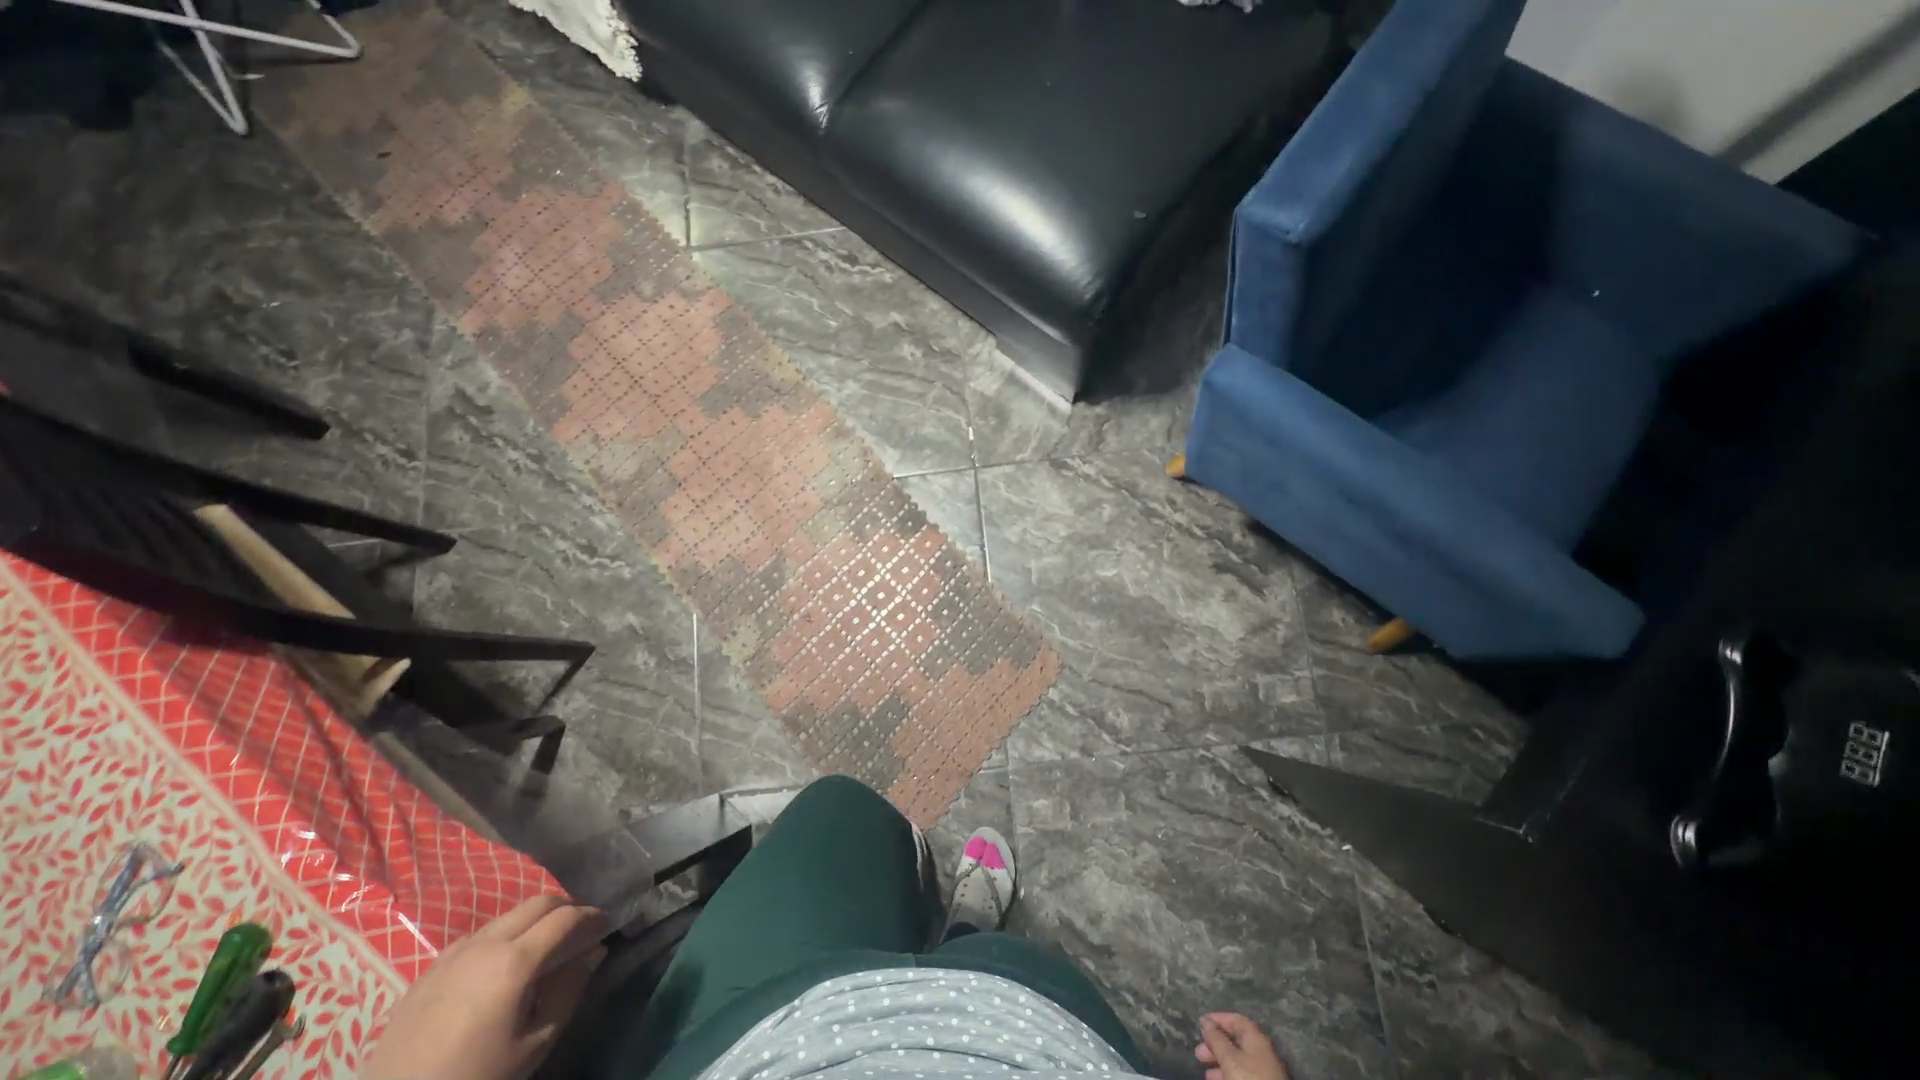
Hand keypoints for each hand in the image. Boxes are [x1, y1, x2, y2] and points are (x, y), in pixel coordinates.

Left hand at [359, 896, 608, 1079]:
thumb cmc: (476, 1079)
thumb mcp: (535, 1044)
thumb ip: (568, 992)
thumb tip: (591, 954)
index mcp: (513, 962)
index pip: (564, 918)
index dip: (591, 917)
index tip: (607, 925)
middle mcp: (484, 944)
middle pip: (536, 904)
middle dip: (566, 909)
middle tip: (583, 929)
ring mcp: (452, 953)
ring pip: (506, 916)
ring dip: (534, 921)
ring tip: (547, 947)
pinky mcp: (430, 968)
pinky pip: (478, 936)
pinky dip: (505, 936)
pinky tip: (504, 966)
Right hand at [1195, 1012, 1288, 1079]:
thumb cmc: (1249, 1079)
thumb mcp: (1229, 1058)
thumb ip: (1216, 1039)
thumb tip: (1206, 1022)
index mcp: (1256, 1039)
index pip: (1237, 1020)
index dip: (1218, 1018)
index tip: (1200, 1023)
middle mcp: (1261, 1051)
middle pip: (1235, 1040)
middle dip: (1215, 1044)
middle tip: (1198, 1052)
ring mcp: (1262, 1070)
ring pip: (1237, 1059)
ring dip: (1219, 1061)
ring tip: (1205, 1071)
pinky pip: (1241, 1073)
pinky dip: (1227, 1073)